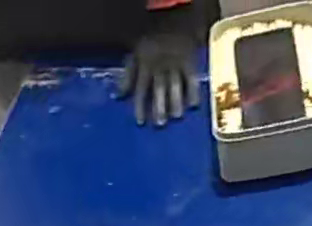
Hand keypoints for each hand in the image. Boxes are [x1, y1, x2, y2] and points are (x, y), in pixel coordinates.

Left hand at [117, 4, 202, 126]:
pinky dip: (194, 91)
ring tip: (176, 117)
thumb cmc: (150, 37)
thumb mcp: (134, 54)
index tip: (141, 122)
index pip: (142, 90)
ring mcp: (176, 65)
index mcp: (146, 67)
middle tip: (160, 124)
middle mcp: (161, 68)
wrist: (171, 14)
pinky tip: (194, 105)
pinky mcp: (189, 61)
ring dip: (176, 102)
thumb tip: (118, 97)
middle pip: (160, 90)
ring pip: (176, 85)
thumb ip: (127, 76)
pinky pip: (192, 77)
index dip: (141, 107)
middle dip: (159, 107)